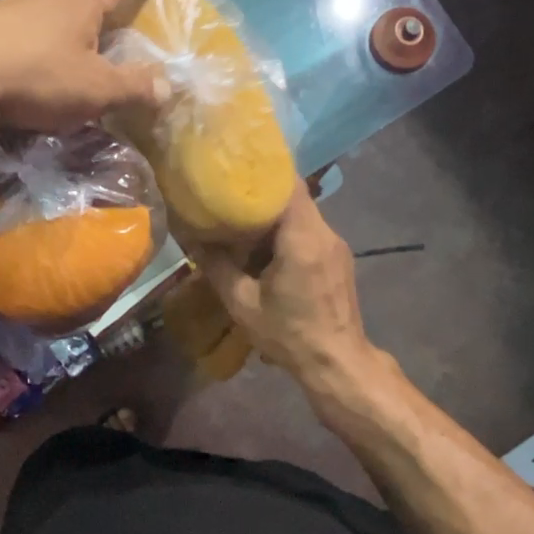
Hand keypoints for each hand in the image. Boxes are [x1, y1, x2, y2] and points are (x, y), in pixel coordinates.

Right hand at [195, 182, 378, 391]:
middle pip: (294, 198)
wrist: (336, 363)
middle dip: (262, 196)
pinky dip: (286, 235)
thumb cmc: (289, 335)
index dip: (262, 171)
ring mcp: (336, 246)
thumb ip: (218, 268)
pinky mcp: (339, 260)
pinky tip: (265, 251)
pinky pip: (309, 233)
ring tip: (242, 225)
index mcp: (303, 238)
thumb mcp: (243, 304)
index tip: (235, 169)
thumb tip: (193, 240)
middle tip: (229, 197)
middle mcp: (326, 233)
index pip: (288, 184)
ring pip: (302, 216)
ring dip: (274, 219)